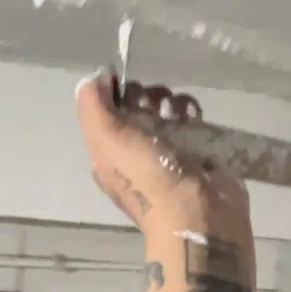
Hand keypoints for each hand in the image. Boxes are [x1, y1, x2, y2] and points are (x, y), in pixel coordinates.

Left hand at [75, 71, 252, 245]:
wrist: (196, 213)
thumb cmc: (147, 177)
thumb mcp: (106, 139)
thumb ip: (93, 105)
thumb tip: (98, 77)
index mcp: (109, 153)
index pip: (108, 111)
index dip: (115, 92)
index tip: (128, 89)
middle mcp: (136, 153)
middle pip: (138, 108)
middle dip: (147, 95)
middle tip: (157, 104)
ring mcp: (168, 154)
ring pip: (166, 111)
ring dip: (172, 101)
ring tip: (180, 111)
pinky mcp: (197, 154)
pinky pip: (192, 122)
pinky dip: (193, 112)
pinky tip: (195, 115)